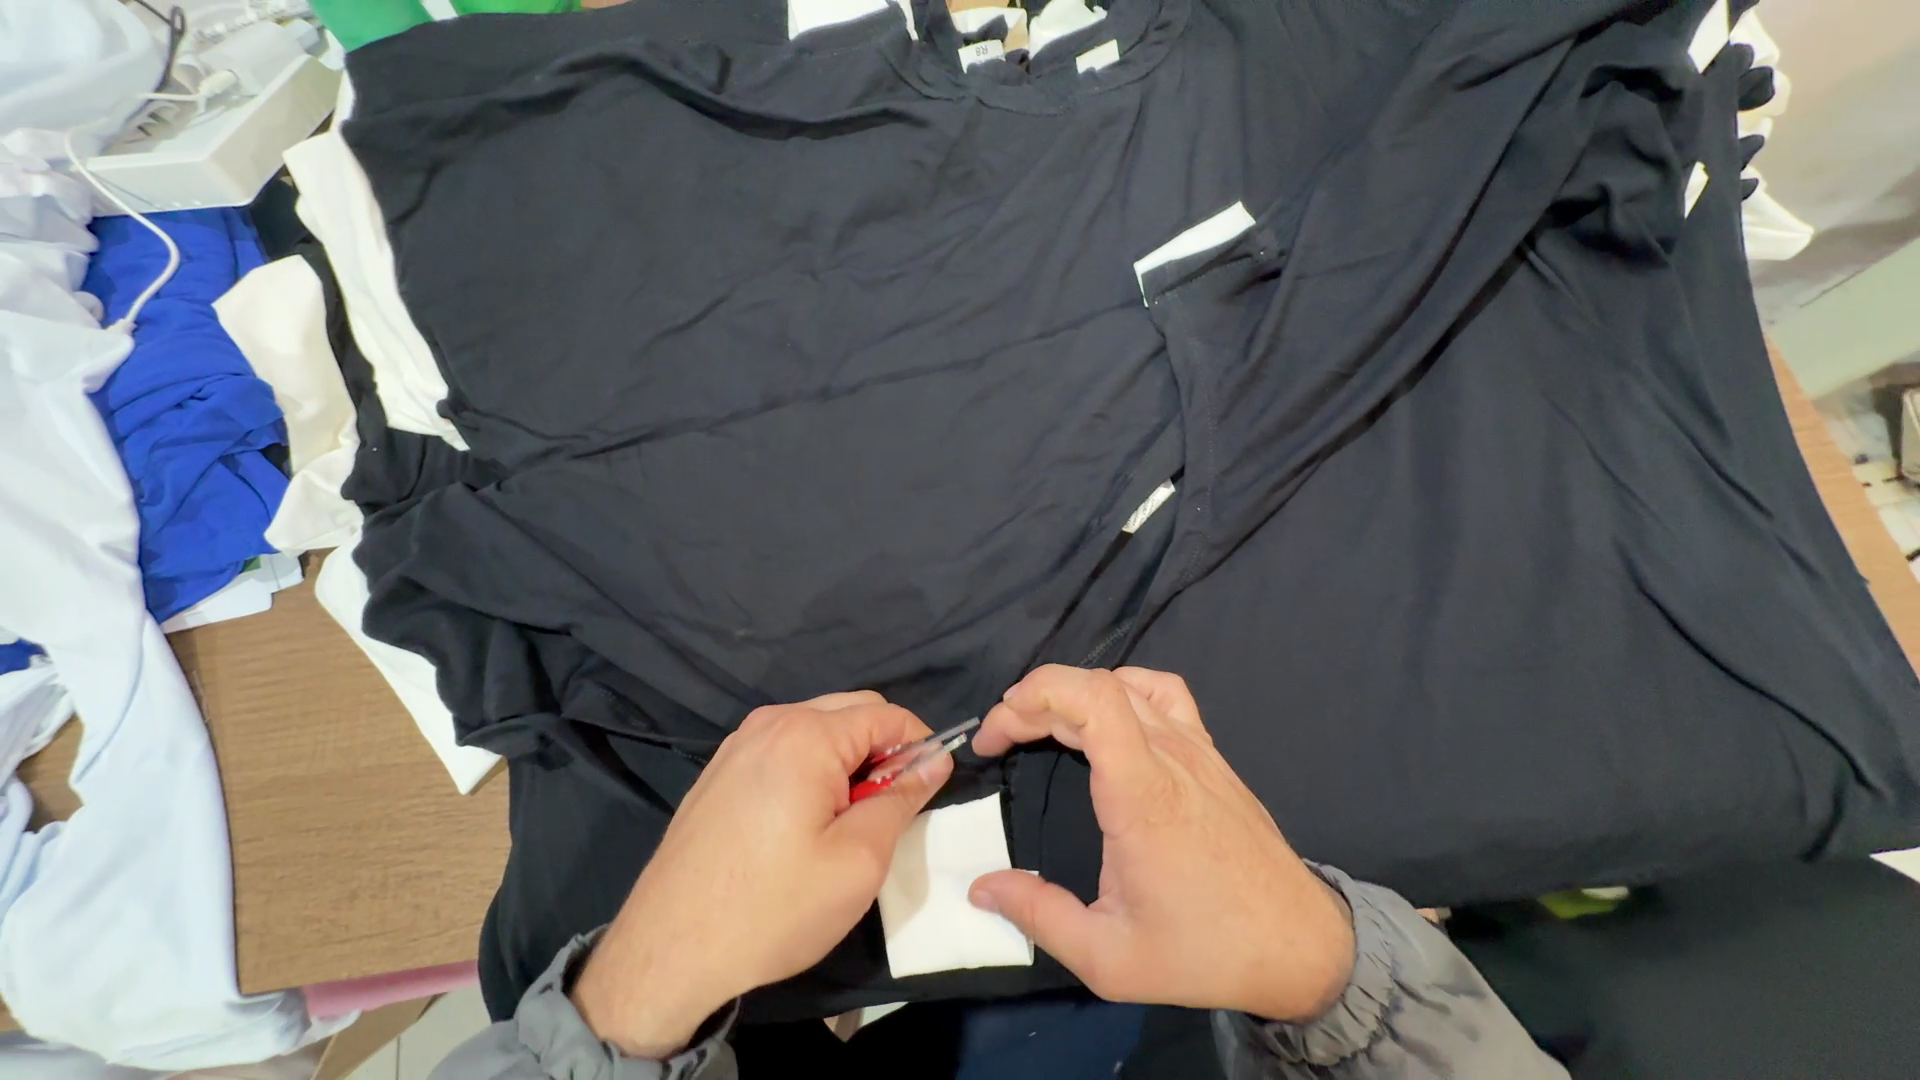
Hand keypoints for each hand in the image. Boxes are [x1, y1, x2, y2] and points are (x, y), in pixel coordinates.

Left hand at [572, 691, 951, 1056]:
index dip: (920, 747)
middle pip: (852, 711)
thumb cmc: (774, 907)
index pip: (887, 715)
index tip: (927, 791)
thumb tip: (935, 761)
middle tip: (886, 809)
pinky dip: (811, 768)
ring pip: (817, 728)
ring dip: (846, 759)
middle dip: (882, 749)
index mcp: (806, 734)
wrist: (668, 952)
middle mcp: (770, 722)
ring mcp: (738, 744)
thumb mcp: (859, 860)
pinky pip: (784, 748)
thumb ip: (902, 798)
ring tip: (846, 820)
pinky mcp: (720, 771)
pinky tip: (804, 821)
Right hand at [968, 666, 1354, 1023]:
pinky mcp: (1210, 754)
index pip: (1091, 699)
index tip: (995, 736)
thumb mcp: (1108, 958)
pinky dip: (1122, 688)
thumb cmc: (1203, 951)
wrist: (1298, 945)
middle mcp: (1169, 755)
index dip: (1032, 697)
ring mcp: (1195, 747)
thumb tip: (981, 888)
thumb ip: (1039, 917)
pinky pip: (1163, 693)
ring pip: (1123, 684)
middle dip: (1031, 702)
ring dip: (1069, 695)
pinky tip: (1104, 716)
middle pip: (1092, 687)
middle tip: (998, 742)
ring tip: (1037, 725)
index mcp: (1141, 793)